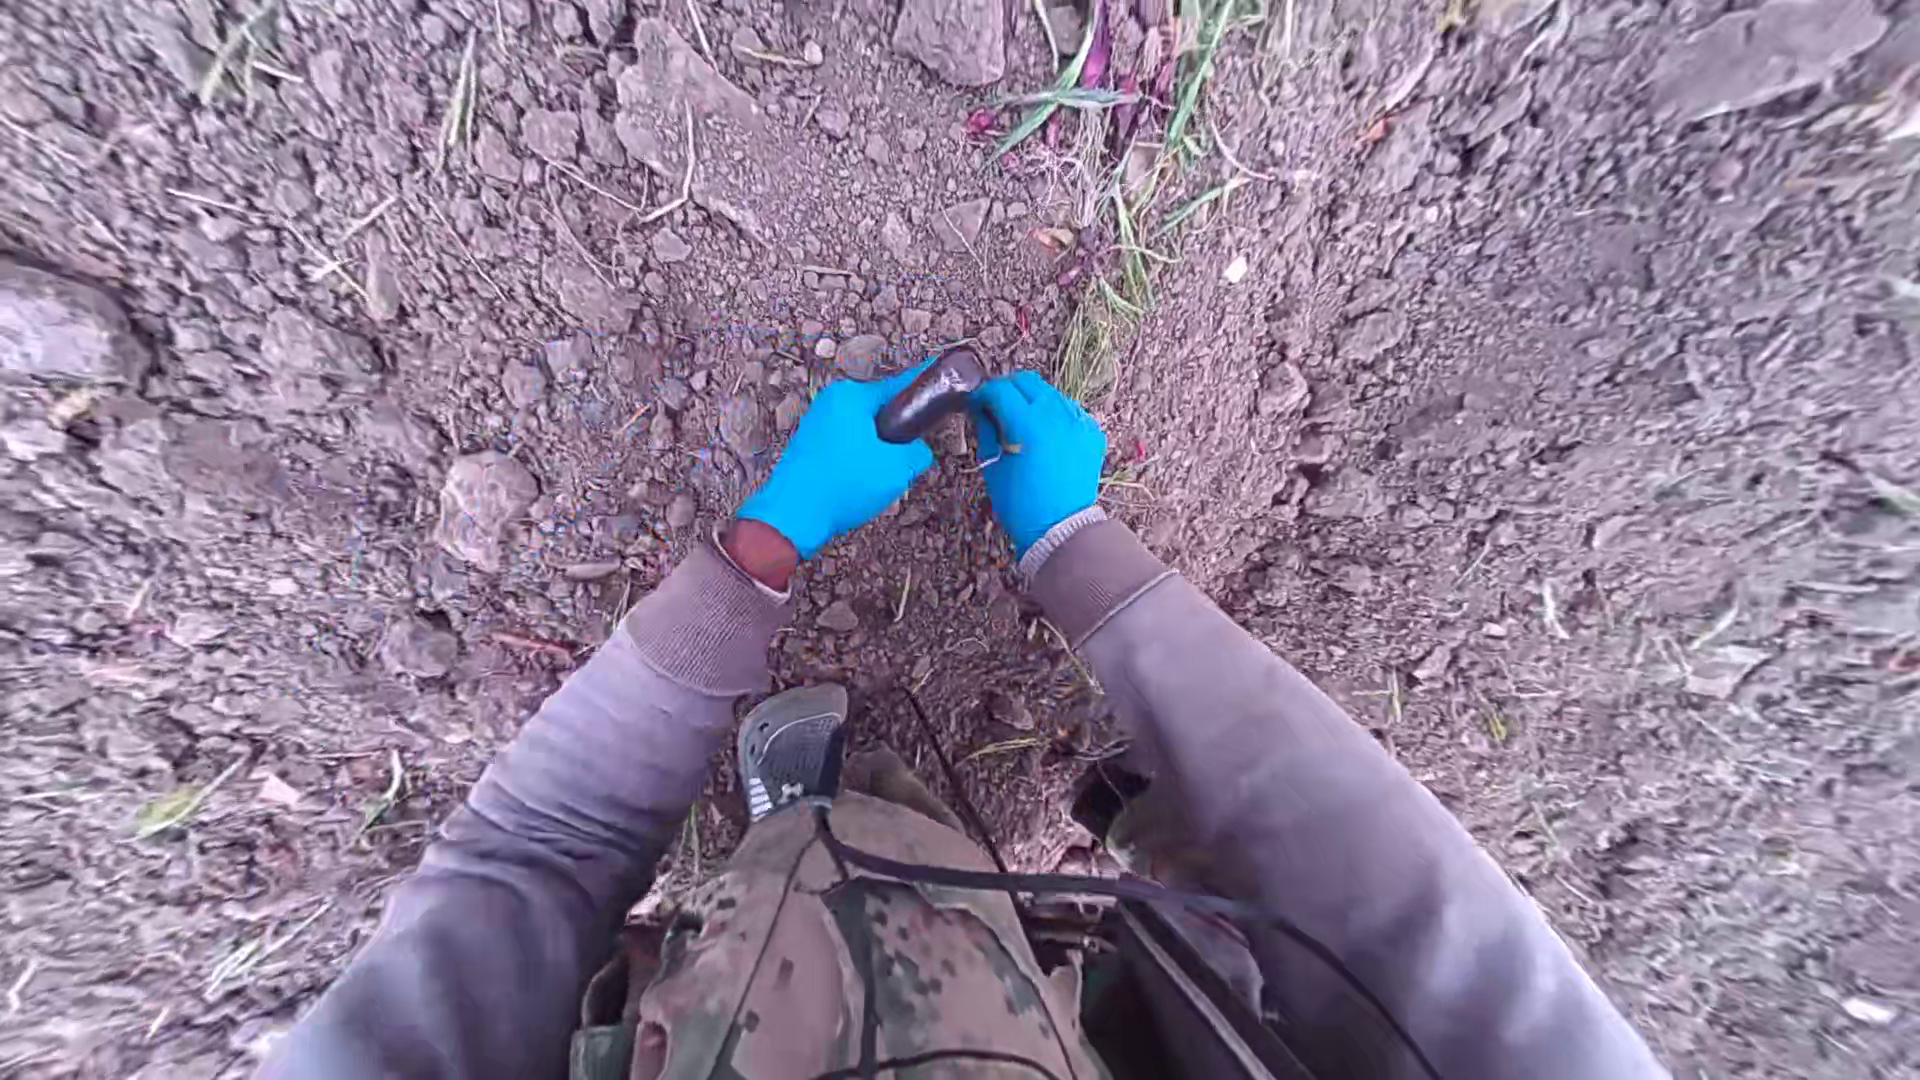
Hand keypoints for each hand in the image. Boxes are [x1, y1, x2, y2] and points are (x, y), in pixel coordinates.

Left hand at [737, 363, 934, 558]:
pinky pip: (848, 446)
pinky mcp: (811, 445)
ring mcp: (818, 423)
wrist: (795, 518)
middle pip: (882, 412)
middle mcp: (831, 403)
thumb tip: (919, 451)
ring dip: (877, 452)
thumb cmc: (837, 489)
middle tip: (902, 460)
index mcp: (850, 397)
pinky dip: (859, 462)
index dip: (924, 393)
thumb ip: (918, 452)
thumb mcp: (897, 469)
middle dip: (896, 436)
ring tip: (875, 477)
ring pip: (865, 432)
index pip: (900, 386)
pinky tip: (858, 483)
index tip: (938, 390)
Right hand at [971, 371, 1106, 555]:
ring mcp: (1079, 422)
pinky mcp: (1092, 433)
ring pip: (1050, 394)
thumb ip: (987, 433)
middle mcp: (1057, 415)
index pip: (1000, 390)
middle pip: (1027, 382)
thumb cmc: (1021, 505)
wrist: (1061, 530)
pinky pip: (1069, 412)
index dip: (983, 394)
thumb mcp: (994, 468)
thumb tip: (982, 412)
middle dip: (1007, 389)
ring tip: (1020, 422)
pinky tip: (1044, 435)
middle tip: (995, 407)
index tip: (976, 403)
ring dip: (1031, 401)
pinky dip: (1053, 415)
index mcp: (1029, 424)